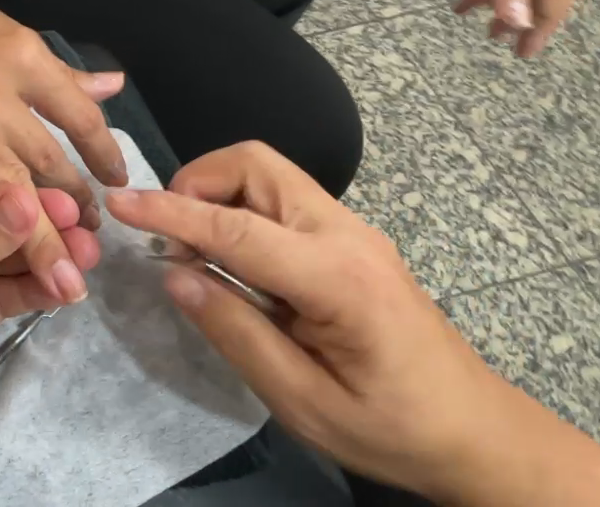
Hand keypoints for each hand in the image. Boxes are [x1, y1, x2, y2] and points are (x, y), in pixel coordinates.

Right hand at [0, 0, 127, 304]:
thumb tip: (113, 88)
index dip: (104, 154)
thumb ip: (62, 73)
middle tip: (91, 244)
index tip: (117, 183)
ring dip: (31, 229)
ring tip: (57, 268)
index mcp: (23, 57)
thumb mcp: (12, 35)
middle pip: (44, 158)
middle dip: (74, 206)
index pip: (78, 116)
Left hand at [0, 165, 102, 465]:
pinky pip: (3, 289)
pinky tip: (66, 288)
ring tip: (88, 255)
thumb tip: (30, 195)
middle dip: (33, 217)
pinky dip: (33, 288)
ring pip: (0, 252)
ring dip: (42, 254)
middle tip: (83, 219)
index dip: (4, 171)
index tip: (53, 176)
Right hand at [104, 142, 522, 498]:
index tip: (117, 202)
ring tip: (195, 247)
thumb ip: (235, 333)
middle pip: (253, 164)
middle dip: (196, 182)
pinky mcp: (347, 235)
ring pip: (264, 171)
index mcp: (337, 279)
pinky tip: (231, 256)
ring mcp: (350, 228)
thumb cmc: (393, 429)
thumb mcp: (304, 402)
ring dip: (215, 192)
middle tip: (170, 236)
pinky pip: (278, 195)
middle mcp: (344, 233)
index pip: (234, 227)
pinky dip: (237, 207)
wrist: (482, 435)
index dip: (169, 212)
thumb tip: (175, 274)